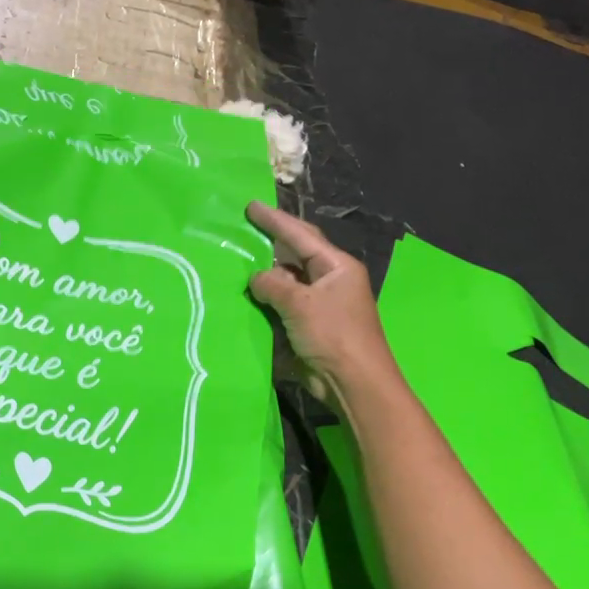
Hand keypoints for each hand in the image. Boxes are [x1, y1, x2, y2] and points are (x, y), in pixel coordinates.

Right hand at [247, 202, 393, 401]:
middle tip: (240, 233)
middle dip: (269, 245)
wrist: (352, 382)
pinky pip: (282, 305)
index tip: (250, 206)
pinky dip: (266, 301)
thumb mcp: (300, 303)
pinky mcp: (310, 326)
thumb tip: (256, 278)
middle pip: (294, 256)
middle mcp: (330, 280)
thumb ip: (273, 284)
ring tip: (235, 264)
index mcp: (337, 266)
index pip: (301, 235)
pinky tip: (245, 298)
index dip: (274, 220)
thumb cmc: (333, 335)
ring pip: (286, 281)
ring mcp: (320, 304)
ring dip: (264, 276)